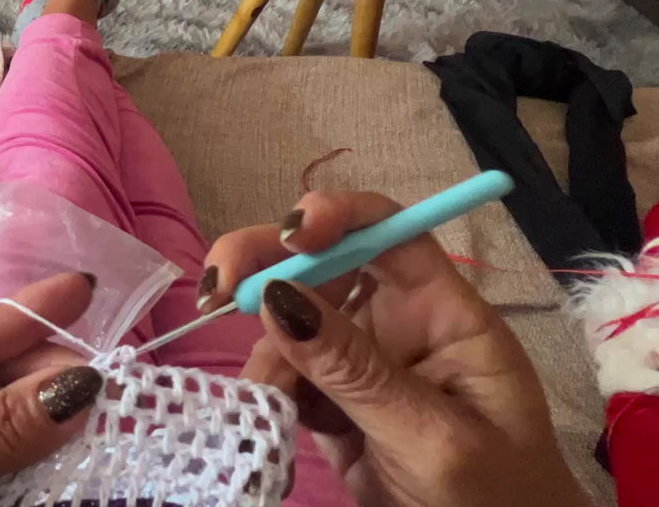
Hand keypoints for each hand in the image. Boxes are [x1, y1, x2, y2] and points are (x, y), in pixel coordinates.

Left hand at [0, 273, 102, 506]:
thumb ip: (0, 425)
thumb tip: (81, 382)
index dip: (30, 309)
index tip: (86, 287)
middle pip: (4, 369)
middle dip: (52, 367)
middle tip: (107, 382)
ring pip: (21, 414)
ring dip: (61, 411)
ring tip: (107, 408)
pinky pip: (25, 461)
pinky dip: (54, 454)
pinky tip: (83, 448)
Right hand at [201, 191, 589, 506]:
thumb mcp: (433, 441)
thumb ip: (354, 369)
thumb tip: (273, 295)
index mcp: (442, 313)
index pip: (389, 231)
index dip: (336, 216)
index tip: (289, 238)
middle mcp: (394, 317)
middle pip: (317, 258)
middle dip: (261, 264)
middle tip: (216, 291)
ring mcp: (356, 351)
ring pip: (284, 310)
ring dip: (264, 347)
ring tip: (268, 398)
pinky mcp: (326, 386)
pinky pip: (277, 360)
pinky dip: (265, 382)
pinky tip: (272, 414)